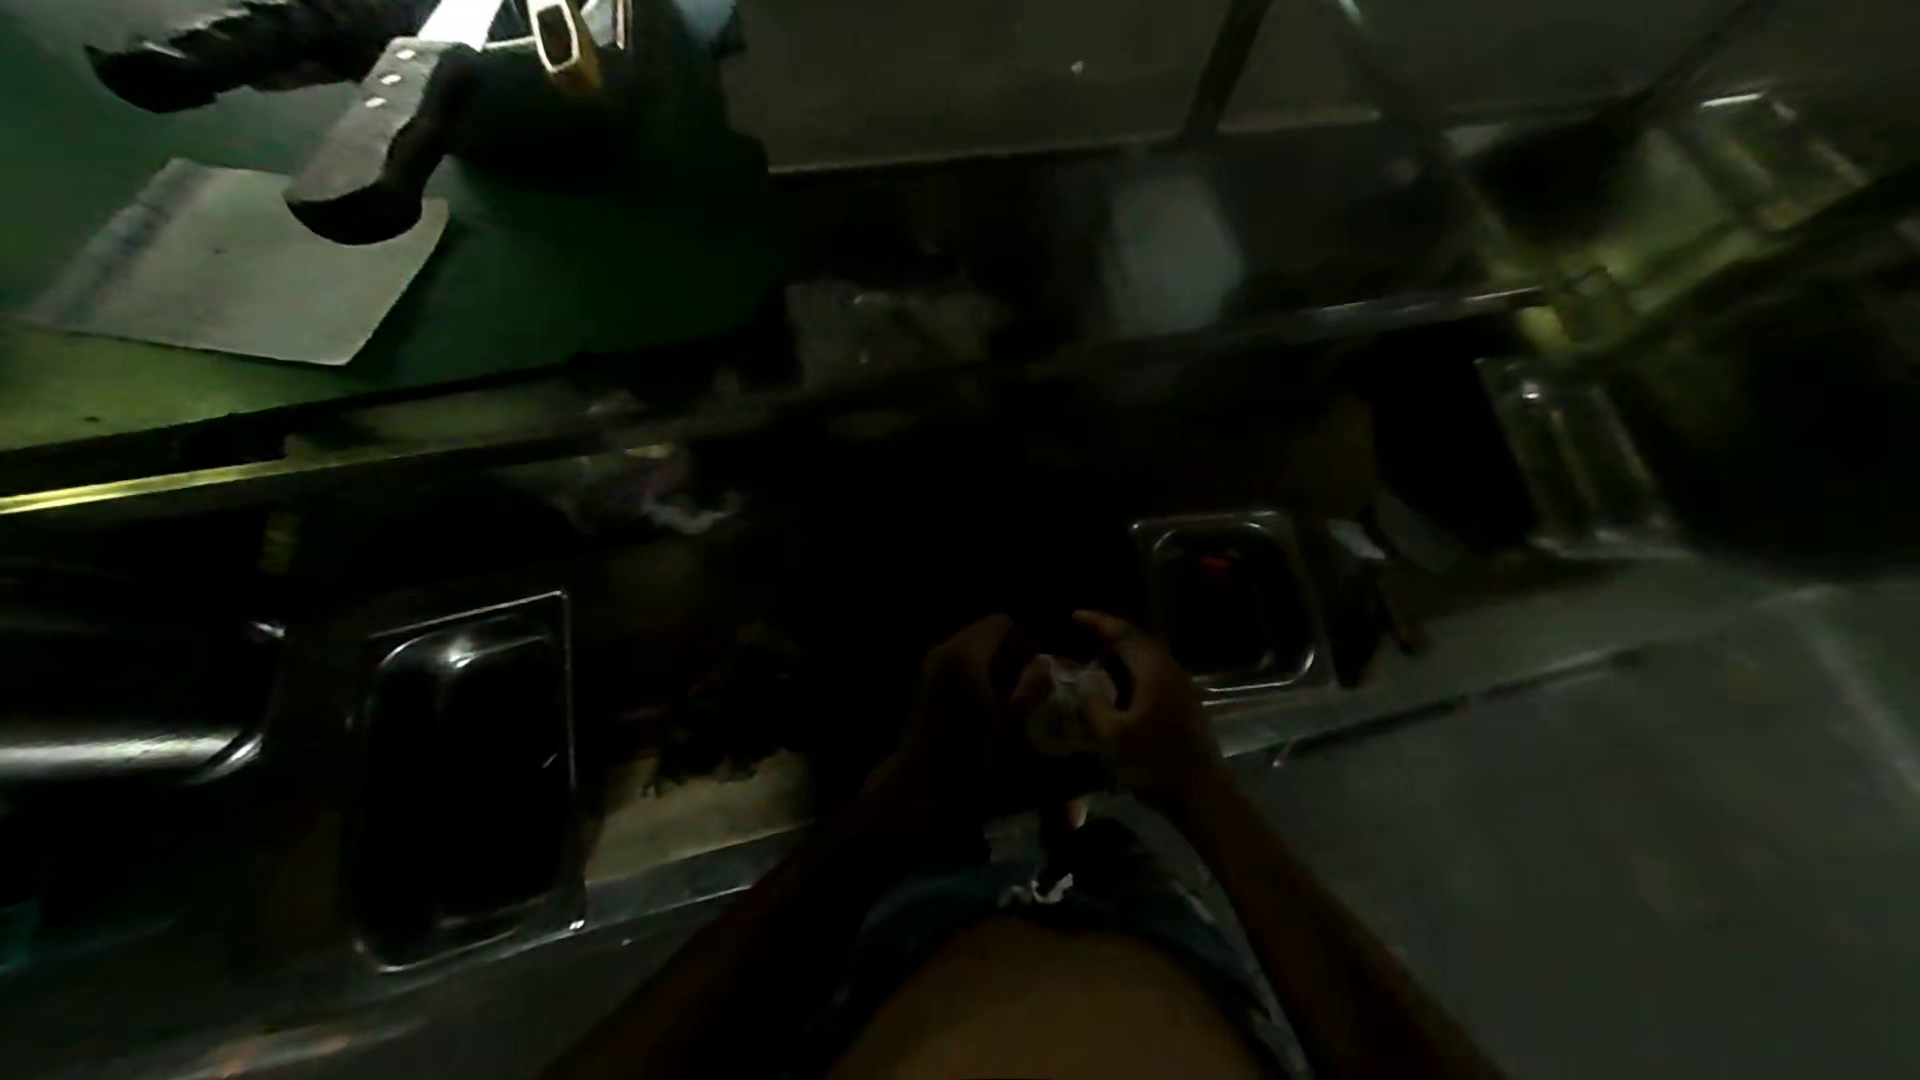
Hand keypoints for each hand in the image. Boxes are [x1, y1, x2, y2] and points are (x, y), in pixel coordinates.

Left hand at [871, 614, 1049, 825]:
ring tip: (1007, 684)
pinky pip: (958, 655)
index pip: (1001, 622)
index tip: (1036, 661)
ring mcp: (933, 660)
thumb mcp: (1013, 721)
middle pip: (985, 629)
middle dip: (1008, 645)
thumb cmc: (971, 750)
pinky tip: (985, 691)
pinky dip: (975, 664)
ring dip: (991, 654)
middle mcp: (947, 648)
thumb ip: (1032, 686)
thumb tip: (1045, 662)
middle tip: (1025, 672)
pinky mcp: (927, 674)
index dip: (1024, 637)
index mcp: (968, 654)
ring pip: (971, 641)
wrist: (923, 774)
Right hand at [1074, 610, 1230, 810]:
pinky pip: (1153, 673)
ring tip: (1095, 656)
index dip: (1099, 623)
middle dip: (1110, 634)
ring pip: (1147, 658)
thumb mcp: (1111, 736)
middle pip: (1139, 641)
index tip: (1075, 615)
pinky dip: (1131, 670)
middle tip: (1082, 632)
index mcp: (1154, 672)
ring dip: (1121, 653)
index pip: (1125, 634)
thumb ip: (1093, 702)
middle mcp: (1171, 672)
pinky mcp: (1185, 704)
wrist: (1203, 797)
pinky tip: (1117, 684)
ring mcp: (1182, 688)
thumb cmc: (1154, 764)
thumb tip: (1086, 678)